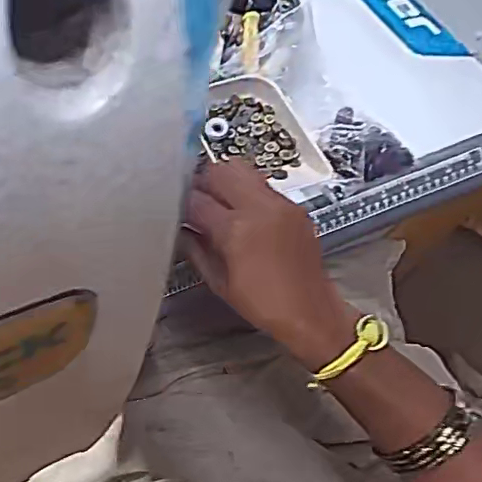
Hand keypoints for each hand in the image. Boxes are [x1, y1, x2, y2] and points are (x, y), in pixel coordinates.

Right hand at [181, 160, 359, 367]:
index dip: (180, 203)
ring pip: (244, 170)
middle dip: (201, 181)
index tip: (172, 210)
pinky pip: (262, 186)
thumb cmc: (263, 304)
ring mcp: (281, 204)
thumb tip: (183, 232)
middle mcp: (260, 208)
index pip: (197, 200)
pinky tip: (240, 214)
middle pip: (220, 170)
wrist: (309, 311)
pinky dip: (245, 192)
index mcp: (237, 230)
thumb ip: (196, 250)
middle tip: (192, 199)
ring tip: (215, 203)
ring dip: (224, 181)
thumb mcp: (219, 282)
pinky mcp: (294, 207)